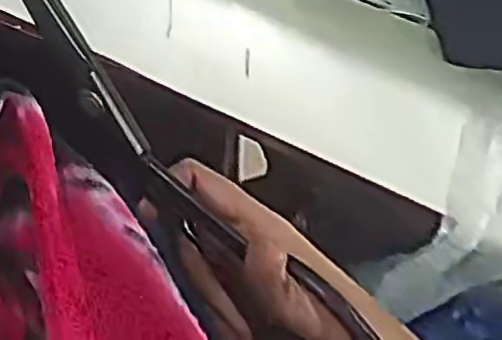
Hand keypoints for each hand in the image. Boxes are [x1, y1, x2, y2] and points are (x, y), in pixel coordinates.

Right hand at [152, 160, 391, 339]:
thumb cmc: (347, 326)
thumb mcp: (312, 309)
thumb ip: (277, 280)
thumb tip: (255, 244)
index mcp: (257, 222)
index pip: (192, 176)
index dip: (166, 186)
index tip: (154, 216)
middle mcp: (243, 234)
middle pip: (183, 223)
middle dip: (192, 267)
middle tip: (223, 303)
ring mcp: (239, 260)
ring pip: (190, 259)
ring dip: (206, 294)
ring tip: (240, 322)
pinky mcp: (238, 286)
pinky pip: (204, 286)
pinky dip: (214, 309)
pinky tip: (239, 324)